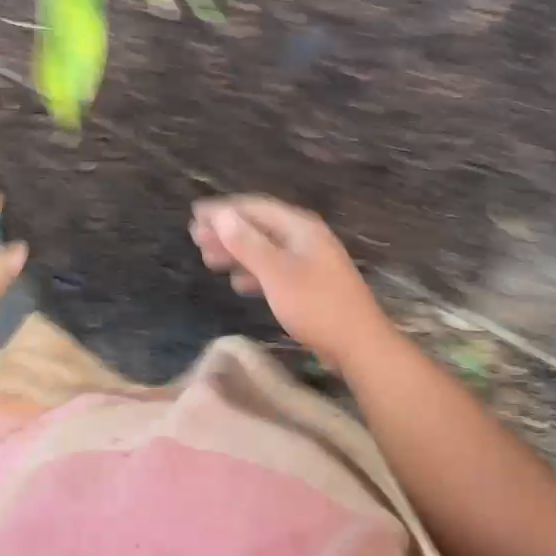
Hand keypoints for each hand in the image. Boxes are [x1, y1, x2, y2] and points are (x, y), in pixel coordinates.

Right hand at [190, 196, 396, 369]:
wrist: (360, 347)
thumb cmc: (316, 305)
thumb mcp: (275, 272)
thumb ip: (246, 243)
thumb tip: (220, 215)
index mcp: (300, 228)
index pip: (254, 208)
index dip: (223, 210)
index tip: (195, 214)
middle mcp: (305, 238)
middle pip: (258, 227)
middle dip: (226, 231)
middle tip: (195, 237)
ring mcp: (309, 262)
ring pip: (264, 249)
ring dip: (236, 252)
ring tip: (208, 260)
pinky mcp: (309, 285)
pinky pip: (274, 269)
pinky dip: (252, 271)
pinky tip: (237, 284)